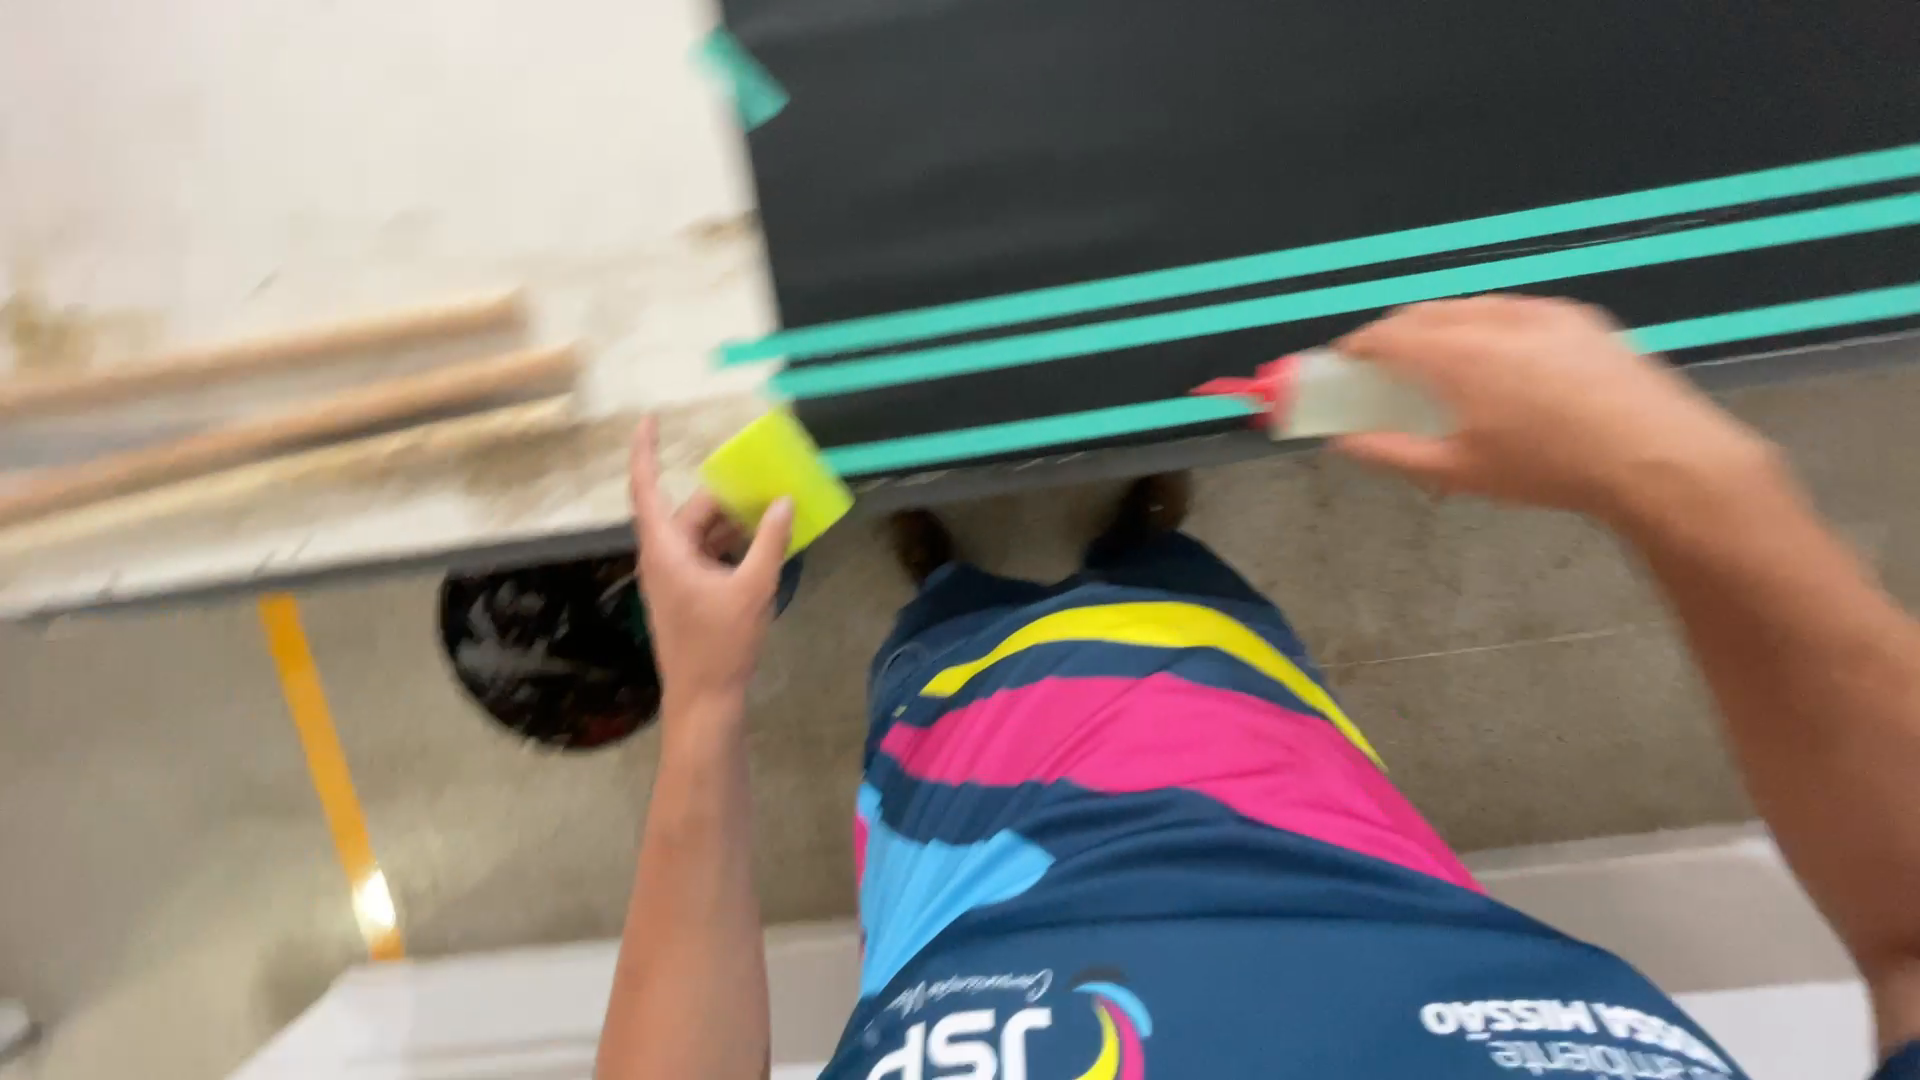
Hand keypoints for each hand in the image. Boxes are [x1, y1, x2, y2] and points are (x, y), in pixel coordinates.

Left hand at [628, 416, 792, 709]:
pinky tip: (763, 545)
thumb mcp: (754, 588)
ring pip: (700, 535)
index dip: (645, 452)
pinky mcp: (686, 594)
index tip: (650, 419)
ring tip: (771, 513)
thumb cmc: (722, 643)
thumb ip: (771, 542)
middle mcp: (663, 558)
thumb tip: (784, 502)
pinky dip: (731, 546)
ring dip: (733, 524)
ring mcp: (673, 577)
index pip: (646, 489)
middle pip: (690, 512)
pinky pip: (706, 555)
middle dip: (726, 498)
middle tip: (764, 484)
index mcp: (666, 550)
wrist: (704, 697)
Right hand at [1331, 295, 1773, 522]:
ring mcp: (1540, 314)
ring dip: (1437, 325)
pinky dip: (1482, 322)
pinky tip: (1492, 353)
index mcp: (1457, 358)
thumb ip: (1389, 452)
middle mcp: (1494, 322)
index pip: (1388, 336)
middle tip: (1382, 361)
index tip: (1343, 359)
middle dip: (1393, 332)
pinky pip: (1511, 309)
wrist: (1658, 458)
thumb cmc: (1544, 470)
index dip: (1357, 346)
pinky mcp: (1578, 318)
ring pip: (1468, 306)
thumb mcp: (1454, 471)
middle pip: (1423, 313)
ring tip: (1433, 355)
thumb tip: (1344, 443)